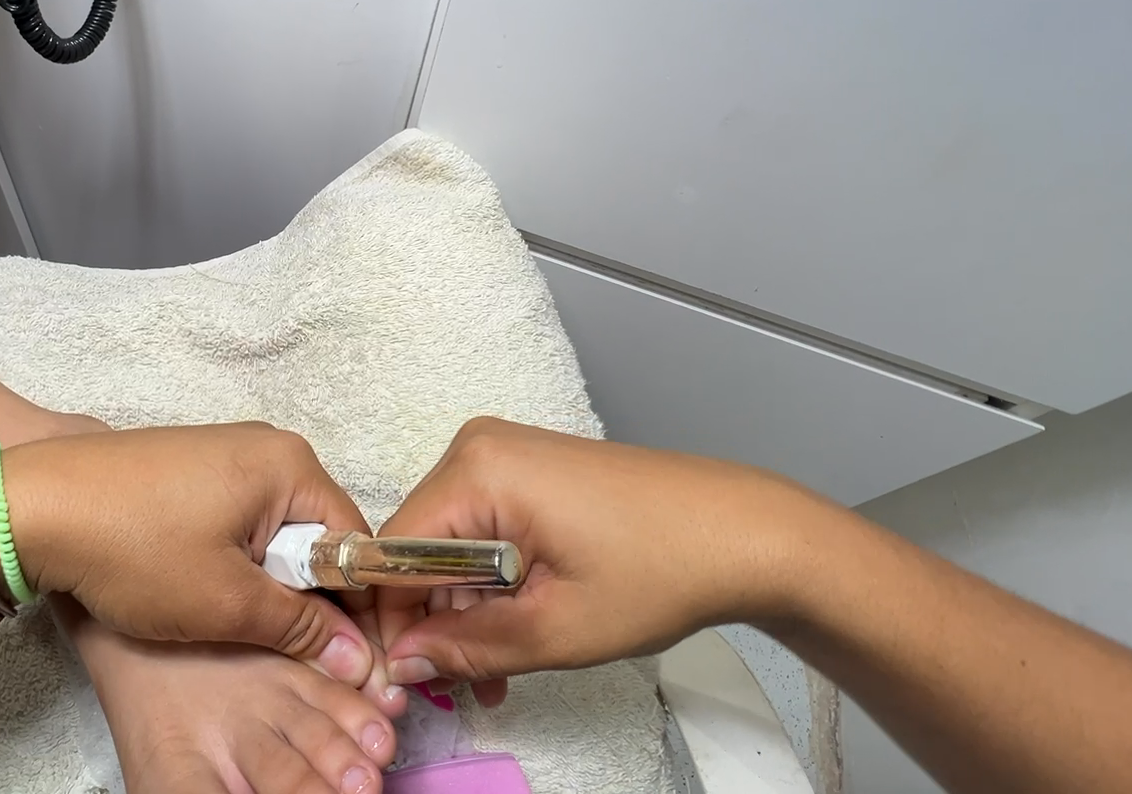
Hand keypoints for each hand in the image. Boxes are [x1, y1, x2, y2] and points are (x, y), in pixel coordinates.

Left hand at [0, 424, 381, 686]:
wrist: (37, 502)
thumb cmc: (137, 547)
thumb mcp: (224, 601)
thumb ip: (300, 627)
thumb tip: (357, 657)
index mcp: (292, 465)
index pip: (355, 543)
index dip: (357, 611)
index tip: (350, 663)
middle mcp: (270, 445)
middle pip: (317, 533)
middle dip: (307, 594)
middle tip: (282, 645)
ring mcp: (230, 449)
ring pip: (277, 528)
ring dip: (268, 578)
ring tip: (234, 616)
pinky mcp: (197, 462)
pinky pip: (243, 514)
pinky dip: (237, 555)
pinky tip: (204, 582)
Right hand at [374, 417, 835, 688]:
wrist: (740, 529)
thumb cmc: (657, 571)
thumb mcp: (557, 628)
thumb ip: (466, 646)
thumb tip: (401, 662)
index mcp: (476, 471)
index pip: (393, 548)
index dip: (391, 616)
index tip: (406, 676)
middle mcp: (474, 447)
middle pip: (419, 543)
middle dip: (433, 616)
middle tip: (465, 684)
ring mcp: (498, 451)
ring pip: (447, 539)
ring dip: (463, 604)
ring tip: (497, 668)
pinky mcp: (518, 464)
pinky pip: (476, 523)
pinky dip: (485, 575)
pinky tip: (512, 621)